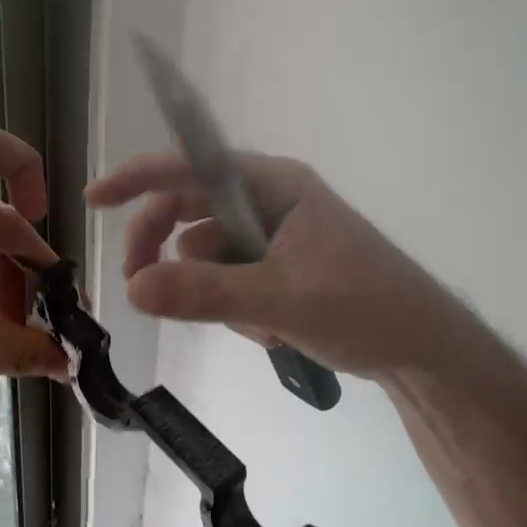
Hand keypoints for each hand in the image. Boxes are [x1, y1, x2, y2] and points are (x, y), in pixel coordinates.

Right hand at [86, 150, 483, 382]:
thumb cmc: (367, 309)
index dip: (139, 177)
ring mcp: (269, 234)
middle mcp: (266, 199)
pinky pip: (223, 279)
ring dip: (209, 291)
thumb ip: (205, 293)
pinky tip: (270, 332)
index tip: (95, 199)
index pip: (190, 166)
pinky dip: (232, 307)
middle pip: (186, 210)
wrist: (431, 361)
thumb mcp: (282, 300)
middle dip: (163, 249)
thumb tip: (132, 289)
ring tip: (255, 326)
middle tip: (138, 287)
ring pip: (201, 252)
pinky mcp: (273, 267)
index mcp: (273, 183)